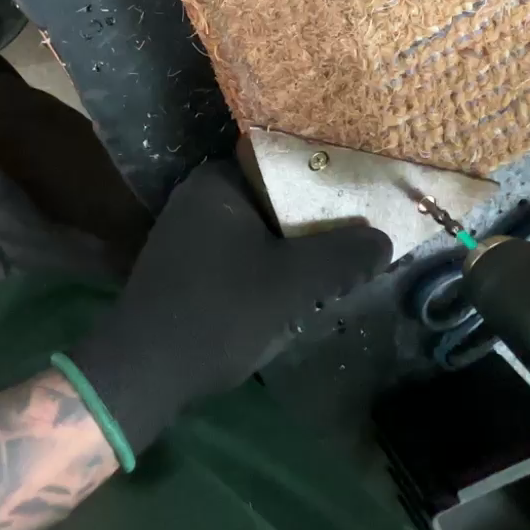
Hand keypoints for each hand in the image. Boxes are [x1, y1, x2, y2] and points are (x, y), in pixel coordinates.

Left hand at [64, 158, 391, 462]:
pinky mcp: (186, 264)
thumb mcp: (292, 283)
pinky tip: (298, 288)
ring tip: (341, 263)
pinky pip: (239, 252)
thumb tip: (383, 238)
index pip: (282, 162)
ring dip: (294, 247)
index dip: (326, 180)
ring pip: (257, 229)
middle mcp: (198, 196)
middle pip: (272, 197)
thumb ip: (341, 255)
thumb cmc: (219, 310)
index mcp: (216, 181)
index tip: (365, 198)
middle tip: (363, 235)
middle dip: (315, 219)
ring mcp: (187, 230)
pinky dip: (268, 265)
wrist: (145, 367)